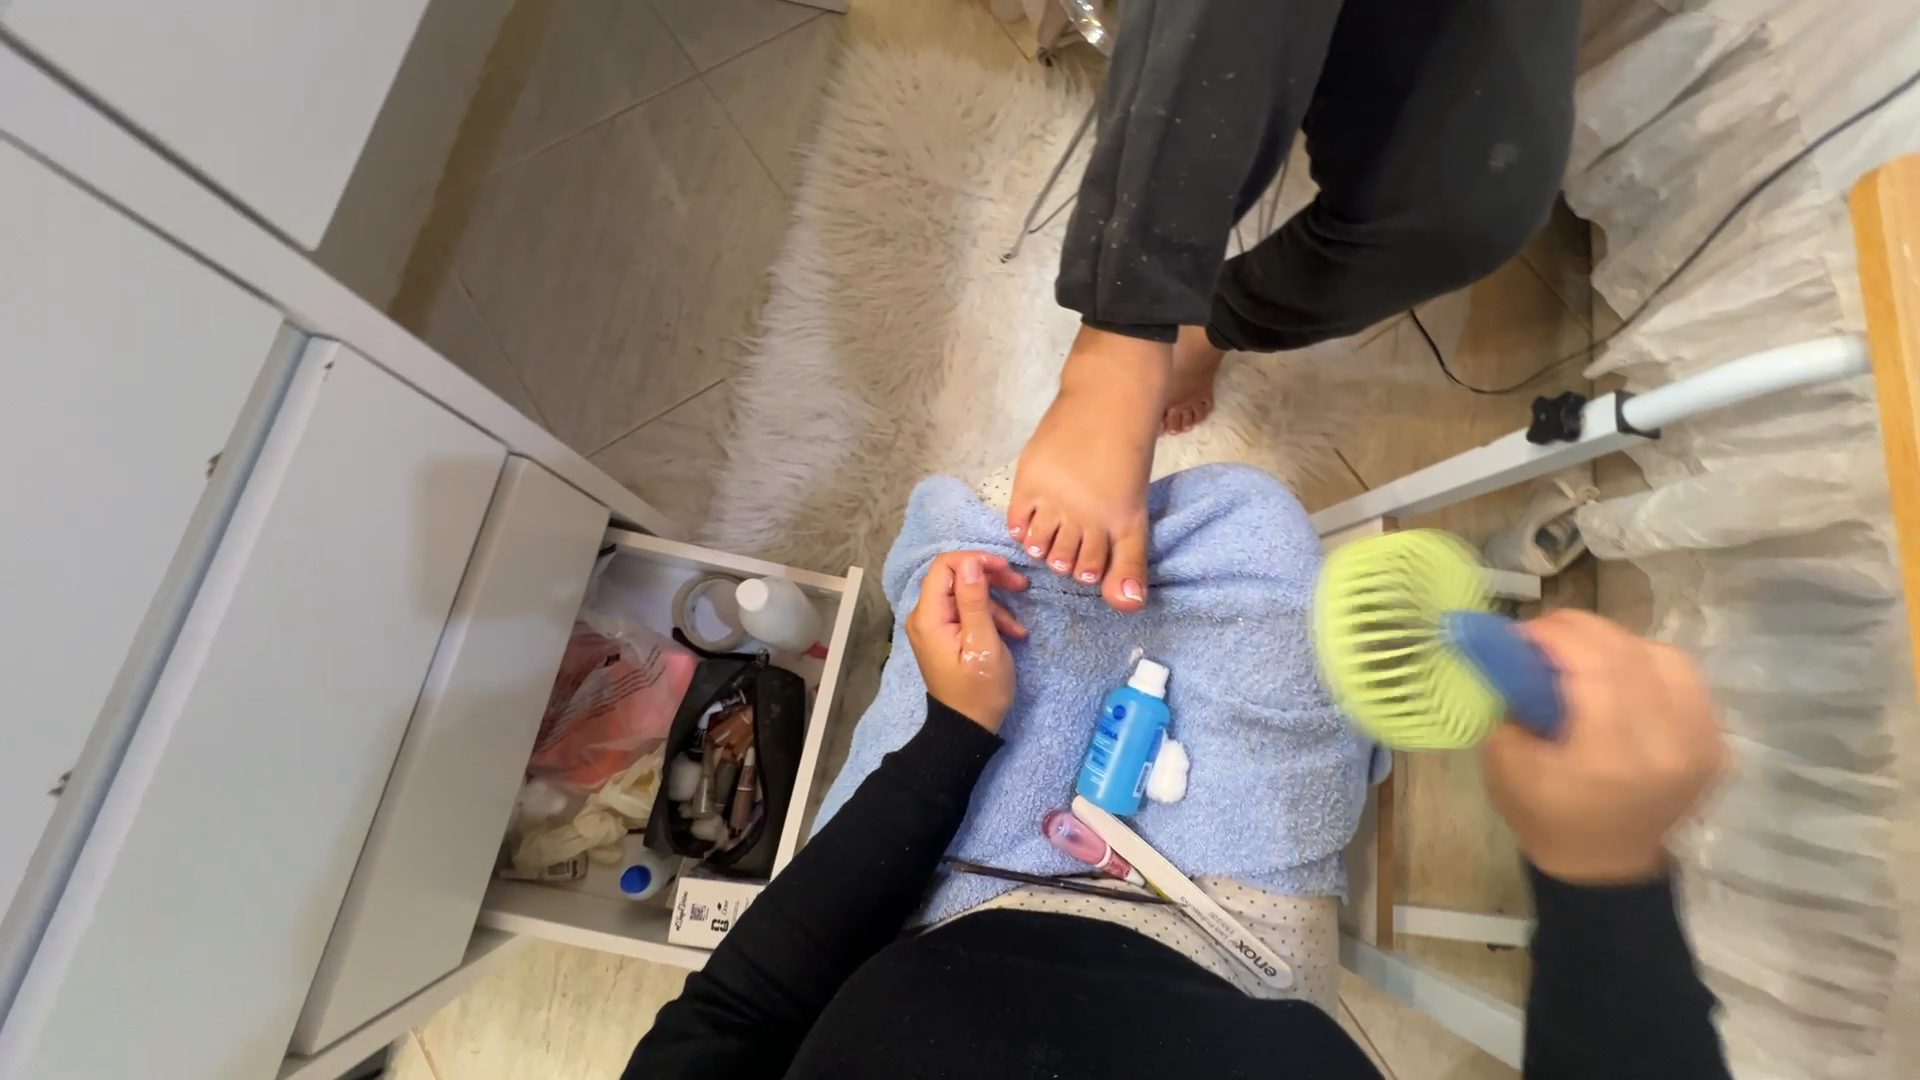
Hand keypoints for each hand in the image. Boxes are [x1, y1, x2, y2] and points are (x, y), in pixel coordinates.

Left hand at [905, 552, 1028, 732]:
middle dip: (989, 578)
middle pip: (955, 577)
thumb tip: (970, 563)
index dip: (976, 560)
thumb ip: (975, 601)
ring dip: (995, 602)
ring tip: (1018, 626)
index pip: (945, 566)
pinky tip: (1011, 632)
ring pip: (964, 594)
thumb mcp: (983, 643)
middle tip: (1020, 585)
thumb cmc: (979, 690)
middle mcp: (924, 616)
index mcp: (929, 616)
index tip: (1005, 568)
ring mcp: (933, 625)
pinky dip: (989, 616)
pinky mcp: (944, 634)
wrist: (968, 727)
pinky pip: (965, 611)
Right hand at [1481, 610, 1725, 884]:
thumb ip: (1513, 697)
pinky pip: (1683, 678)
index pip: (1596, 665)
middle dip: (1576, 631)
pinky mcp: (1715, 741)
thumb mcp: (1505, 756)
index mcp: (1614, 753)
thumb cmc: (1541, 812)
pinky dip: (1642, 662)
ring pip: (1664, 657)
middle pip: (1631, 652)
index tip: (1517, 633)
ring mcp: (1703, 742)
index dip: (1554, 635)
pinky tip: (1613, 673)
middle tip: (1538, 636)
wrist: (1603, 862)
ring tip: (1577, 654)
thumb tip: (1510, 648)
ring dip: (1613, 643)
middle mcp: (1672, 742)